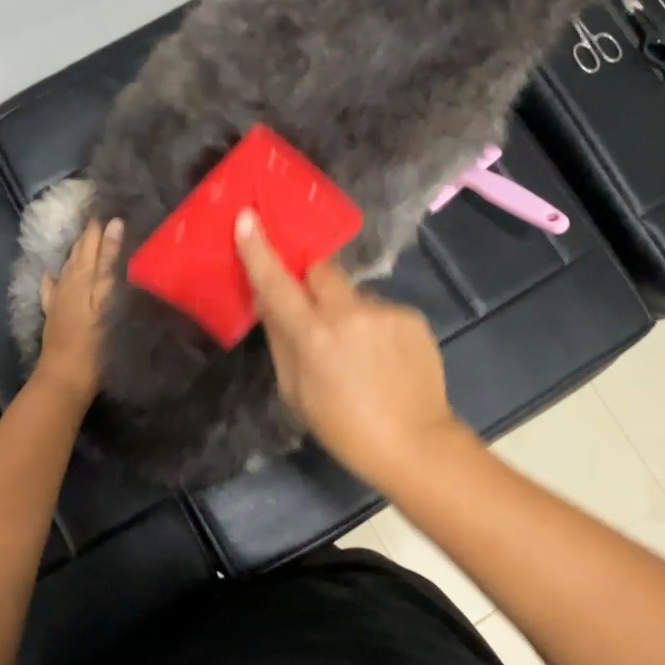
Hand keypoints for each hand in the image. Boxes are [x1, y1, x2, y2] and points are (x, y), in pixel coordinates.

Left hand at [33, 218, 122, 402]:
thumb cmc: (94, 339)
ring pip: (69, 266)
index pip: (94, 240)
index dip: (103, 223)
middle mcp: (68, 281)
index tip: (115, 204)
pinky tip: (52, 274)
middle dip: (91, 232)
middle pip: (80, 250)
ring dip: (79, 250)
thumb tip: (114, 223)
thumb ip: (108, 261)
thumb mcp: (105, 296)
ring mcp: (59, 298)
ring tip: (89, 236)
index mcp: (83, 274)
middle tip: (105, 215)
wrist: (65, 375)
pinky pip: (52, 289)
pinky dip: (55, 278)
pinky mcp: (54, 315)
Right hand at [234, 209, 470, 485]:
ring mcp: (385, 312)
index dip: (259, 250)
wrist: (416, 445)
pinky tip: (382, 359)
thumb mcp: (296, 393)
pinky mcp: (412, 317)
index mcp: (314, 337)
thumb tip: (270, 305)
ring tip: (357, 354)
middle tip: (310, 309)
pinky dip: (373, 327)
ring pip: (352, 295)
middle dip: (310, 282)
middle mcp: (349, 314)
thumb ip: (282, 342)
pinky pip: (380, 311)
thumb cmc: (344, 428)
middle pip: (320, 271)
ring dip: (345, 312)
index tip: (248, 219)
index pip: (278, 283)